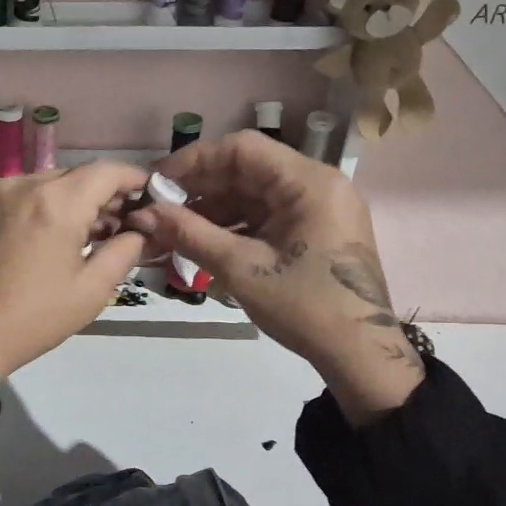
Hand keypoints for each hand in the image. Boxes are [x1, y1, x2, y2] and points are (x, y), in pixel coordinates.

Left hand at [0, 162, 150, 382]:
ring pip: (50, 183)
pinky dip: (45, 206)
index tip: (151, 197)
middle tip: (124, 225)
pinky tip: (52, 237)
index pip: (107, 171)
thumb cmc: (33, 317)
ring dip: (74, 200)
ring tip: (89, 236)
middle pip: (78, 175)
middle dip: (105, 194)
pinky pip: (23, 194)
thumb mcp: (92, 290)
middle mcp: (25, 184)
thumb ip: (125, 250)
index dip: (135, 179)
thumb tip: (143, 230)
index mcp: (57, 202)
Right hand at [125, 131, 422, 421]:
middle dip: (201, 187)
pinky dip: (235, 224)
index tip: (158, 184)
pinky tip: (205, 241)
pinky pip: (268, 214)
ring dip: (214, 207)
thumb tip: (143, 213)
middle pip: (248, 169)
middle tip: (161, 208)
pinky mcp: (317, 230)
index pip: (242, 149)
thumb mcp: (241, 269)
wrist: (361, 355)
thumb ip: (190, 234)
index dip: (195, 161)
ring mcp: (320, 208)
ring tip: (176, 229)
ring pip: (255, 193)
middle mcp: (318, 184)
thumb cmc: (305, 306)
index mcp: (309, 182)